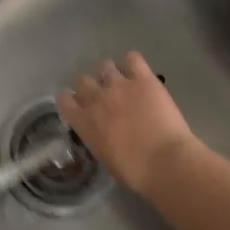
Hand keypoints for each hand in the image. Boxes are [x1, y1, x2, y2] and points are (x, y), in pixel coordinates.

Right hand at [55, 51, 198, 193]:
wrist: (165, 162)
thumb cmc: (135, 172)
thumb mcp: (105, 156)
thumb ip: (98, 136)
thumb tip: (102, 130)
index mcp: (84, 122)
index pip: (64, 100)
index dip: (70, 100)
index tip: (77, 104)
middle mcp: (97, 98)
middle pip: (82, 79)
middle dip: (90, 86)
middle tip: (103, 95)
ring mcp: (119, 85)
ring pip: (105, 65)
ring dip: (110, 74)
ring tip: (122, 83)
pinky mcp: (143, 78)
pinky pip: (132, 58)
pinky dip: (132, 62)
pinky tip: (137, 71)